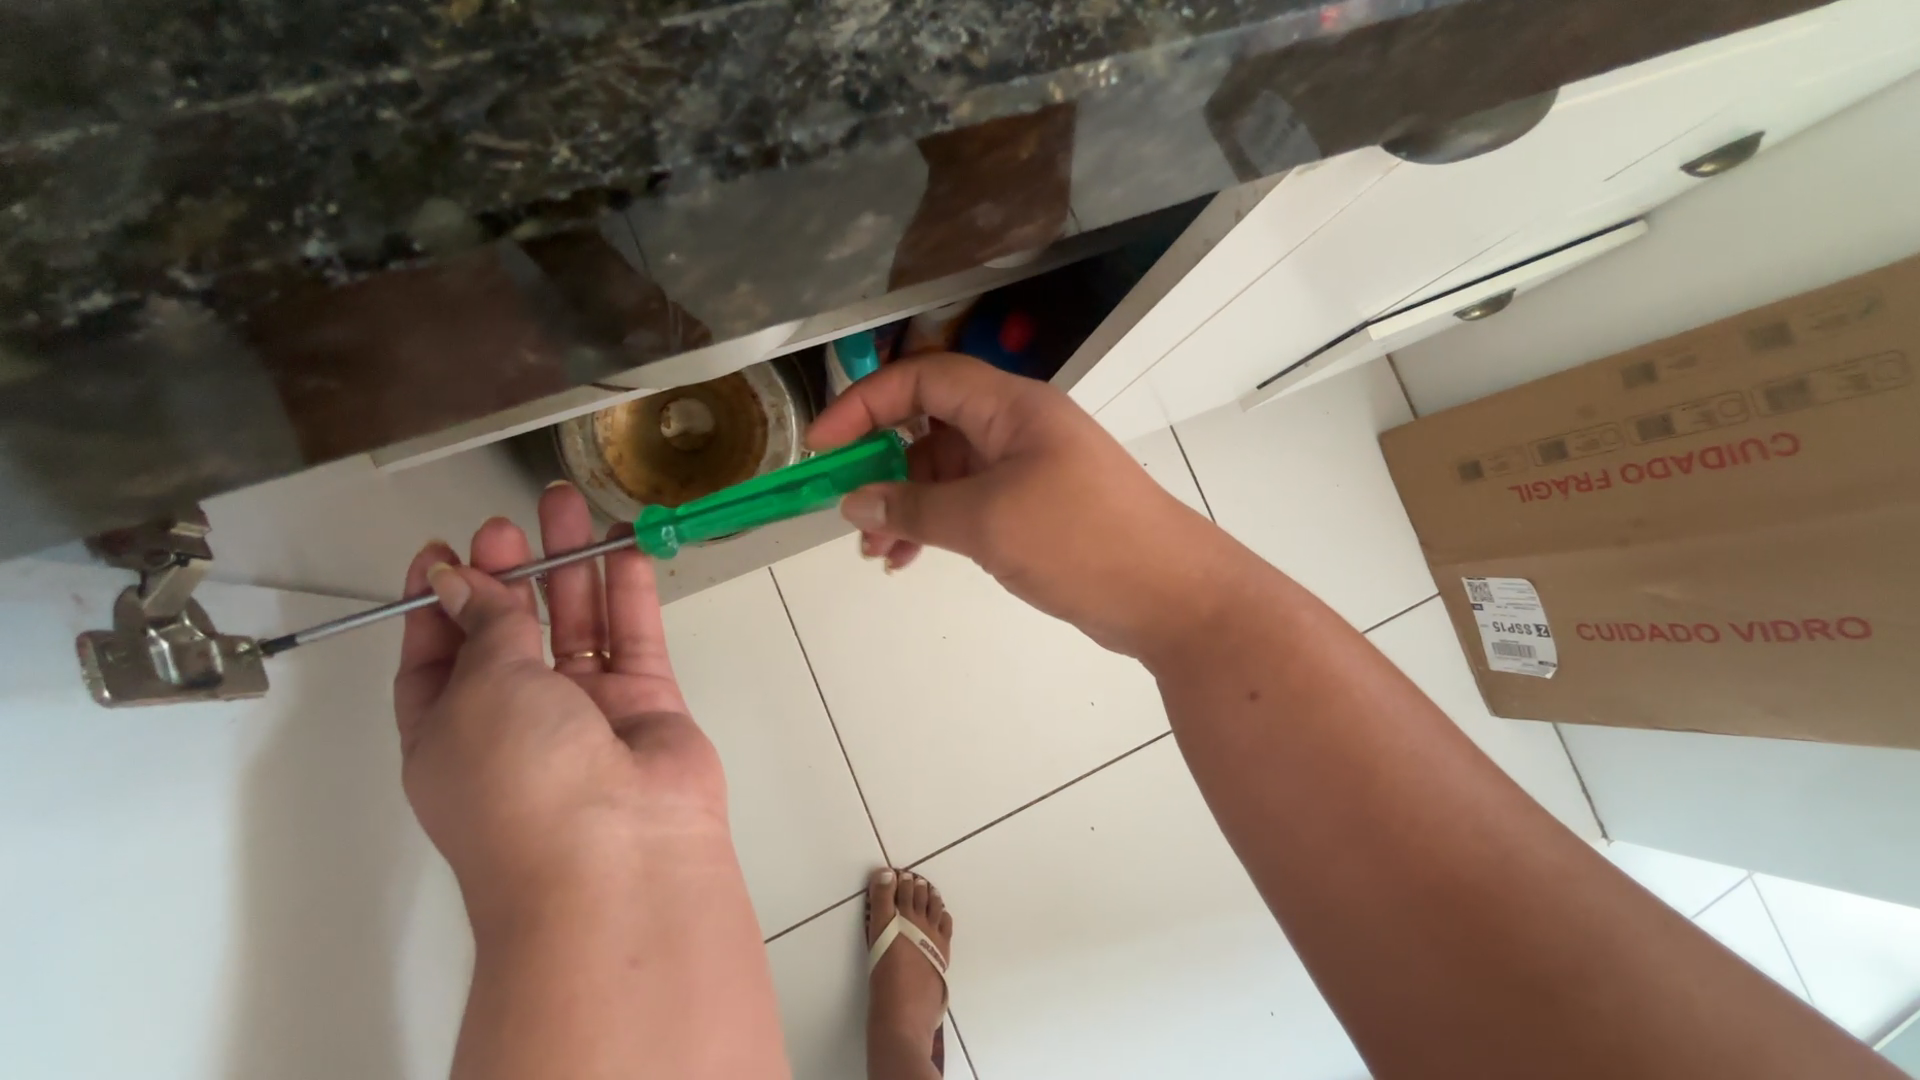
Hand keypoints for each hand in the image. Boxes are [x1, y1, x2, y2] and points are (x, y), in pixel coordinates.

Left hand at [391, 484, 726, 927]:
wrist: (617, 856)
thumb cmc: (517, 778)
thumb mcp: (479, 691)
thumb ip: (485, 624)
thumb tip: (458, 578)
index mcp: (449, 731)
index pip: (433, 655)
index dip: (435, 601)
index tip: (443, 549)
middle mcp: (517, 720)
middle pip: (509, 631)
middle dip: (508, 573)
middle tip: (513, 522)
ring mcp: (587, 712)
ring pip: (575, 625)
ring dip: (570, 566)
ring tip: (568, 504)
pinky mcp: (647, 703)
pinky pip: (632, 637)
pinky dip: (628, 591)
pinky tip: (624, 544)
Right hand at [808, 353, 1233, 659]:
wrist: (1171, 596)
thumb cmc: (1081, 541)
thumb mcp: (987, 522)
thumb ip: (915, 509)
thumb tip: (855, 501)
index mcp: (1010, 407)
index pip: (922, 380)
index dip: (864, 404)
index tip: (821, 445)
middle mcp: (1016, 429)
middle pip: (930, 427)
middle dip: (882, 466)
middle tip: (847, 510)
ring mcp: (1027, 471)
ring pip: (947, 474)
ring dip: (906, 506)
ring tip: (876, 552)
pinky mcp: (1035, 510)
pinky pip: (970, 506)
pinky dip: (937, 527)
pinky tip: (908, 559)